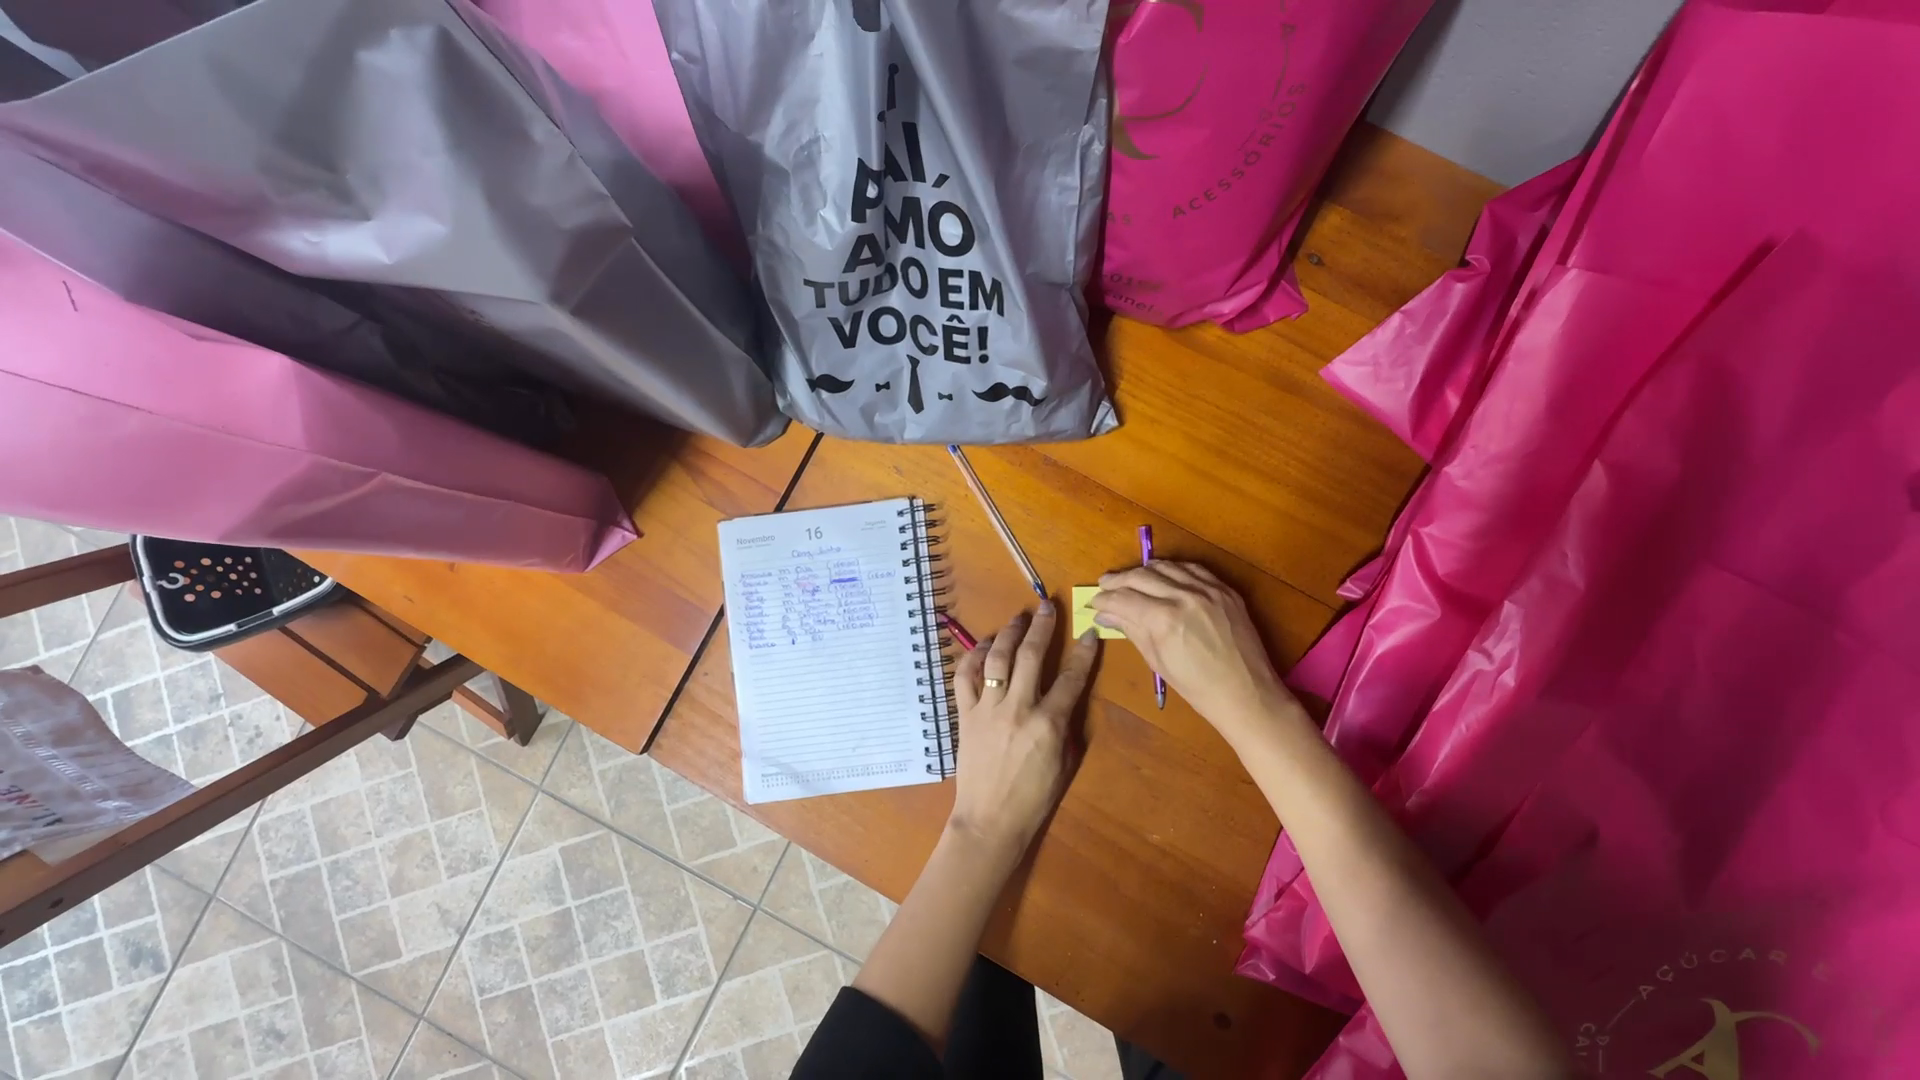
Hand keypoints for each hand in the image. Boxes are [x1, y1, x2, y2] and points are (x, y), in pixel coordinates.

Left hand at [949, 602, 1099, 856]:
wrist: (989, 821)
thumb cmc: (1033, 799)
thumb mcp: (1064, 763)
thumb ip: (1066, 726)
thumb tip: (1066, 698)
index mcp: (1049, 724)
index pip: (1071, 677)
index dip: (1084, 653)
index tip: (1089, 631)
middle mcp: (1018, 708)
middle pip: (1031, 656)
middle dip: (1042, 627)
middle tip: (1046, 606)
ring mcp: (988, 709)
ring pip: (997, 659)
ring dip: (1008, 633)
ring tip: (1018, 618)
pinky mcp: (965, 715)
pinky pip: (966, 677)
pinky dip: (973, 657)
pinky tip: (983, 645)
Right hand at [1088, 561, 1302, 739]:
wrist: (1246, 692)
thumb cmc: (1197, 687)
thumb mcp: (1157, 660)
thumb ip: (1131, 630)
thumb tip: (1105, 615)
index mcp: (1164, 619)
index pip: (1123, 599)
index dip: (1104, 599)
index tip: (1094, 602)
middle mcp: (1184, 596)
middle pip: (1140, 576)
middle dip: (1117, 580)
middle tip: (1104, 585)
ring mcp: (1208, 589)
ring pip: (1166, 567)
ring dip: (1143, 570)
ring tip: (1130, 577)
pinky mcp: (1225, 589)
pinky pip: (1192, 568)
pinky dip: (1173, 569)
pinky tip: (1163, 574)